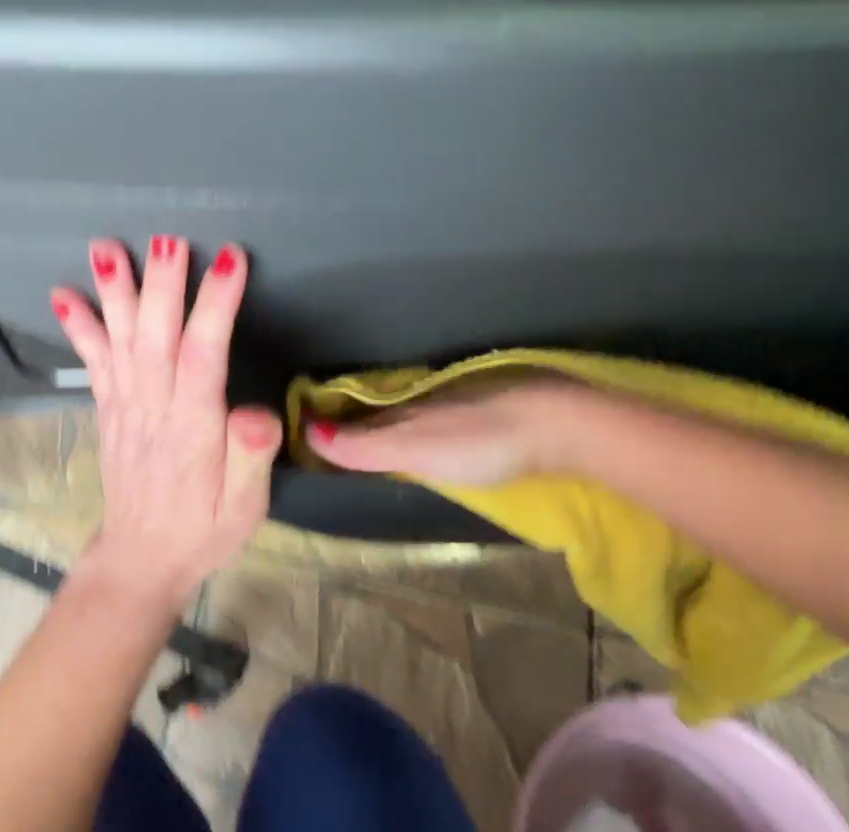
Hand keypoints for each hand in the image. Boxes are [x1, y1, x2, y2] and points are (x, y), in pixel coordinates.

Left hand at [50, 237, 280, 607]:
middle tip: (166, 237)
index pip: (204, 357)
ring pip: (118, 341)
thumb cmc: (203, 529)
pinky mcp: (108, 408)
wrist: (141, 558)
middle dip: (160, 285)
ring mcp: (124, 406)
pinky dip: (77, 326)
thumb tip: (254, 414)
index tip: (229, 260)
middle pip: (154, 338)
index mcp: (193, 429)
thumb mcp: (244, 508)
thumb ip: (250, 459)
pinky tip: (63, 294)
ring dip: (112, 292)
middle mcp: (153, 409)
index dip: (215, 306)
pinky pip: (91, 362)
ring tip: (104, 247)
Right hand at [305, 378, 587, 486]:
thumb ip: (365, 445)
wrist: (557, 426)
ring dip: (375, 417)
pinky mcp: (478, 411)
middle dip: (342, 414)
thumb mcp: (415, 449)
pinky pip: (426, 412)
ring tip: (352, 429)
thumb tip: (307, 432)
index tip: (291, 425)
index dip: (319, 416)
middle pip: (370, 407)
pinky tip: (412, 429)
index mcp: (399, 405)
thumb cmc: (480, 441)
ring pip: (399, 408)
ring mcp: (450, 403)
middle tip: (313, 429)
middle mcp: (418, 398)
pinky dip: (408, 420)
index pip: (346, 408)